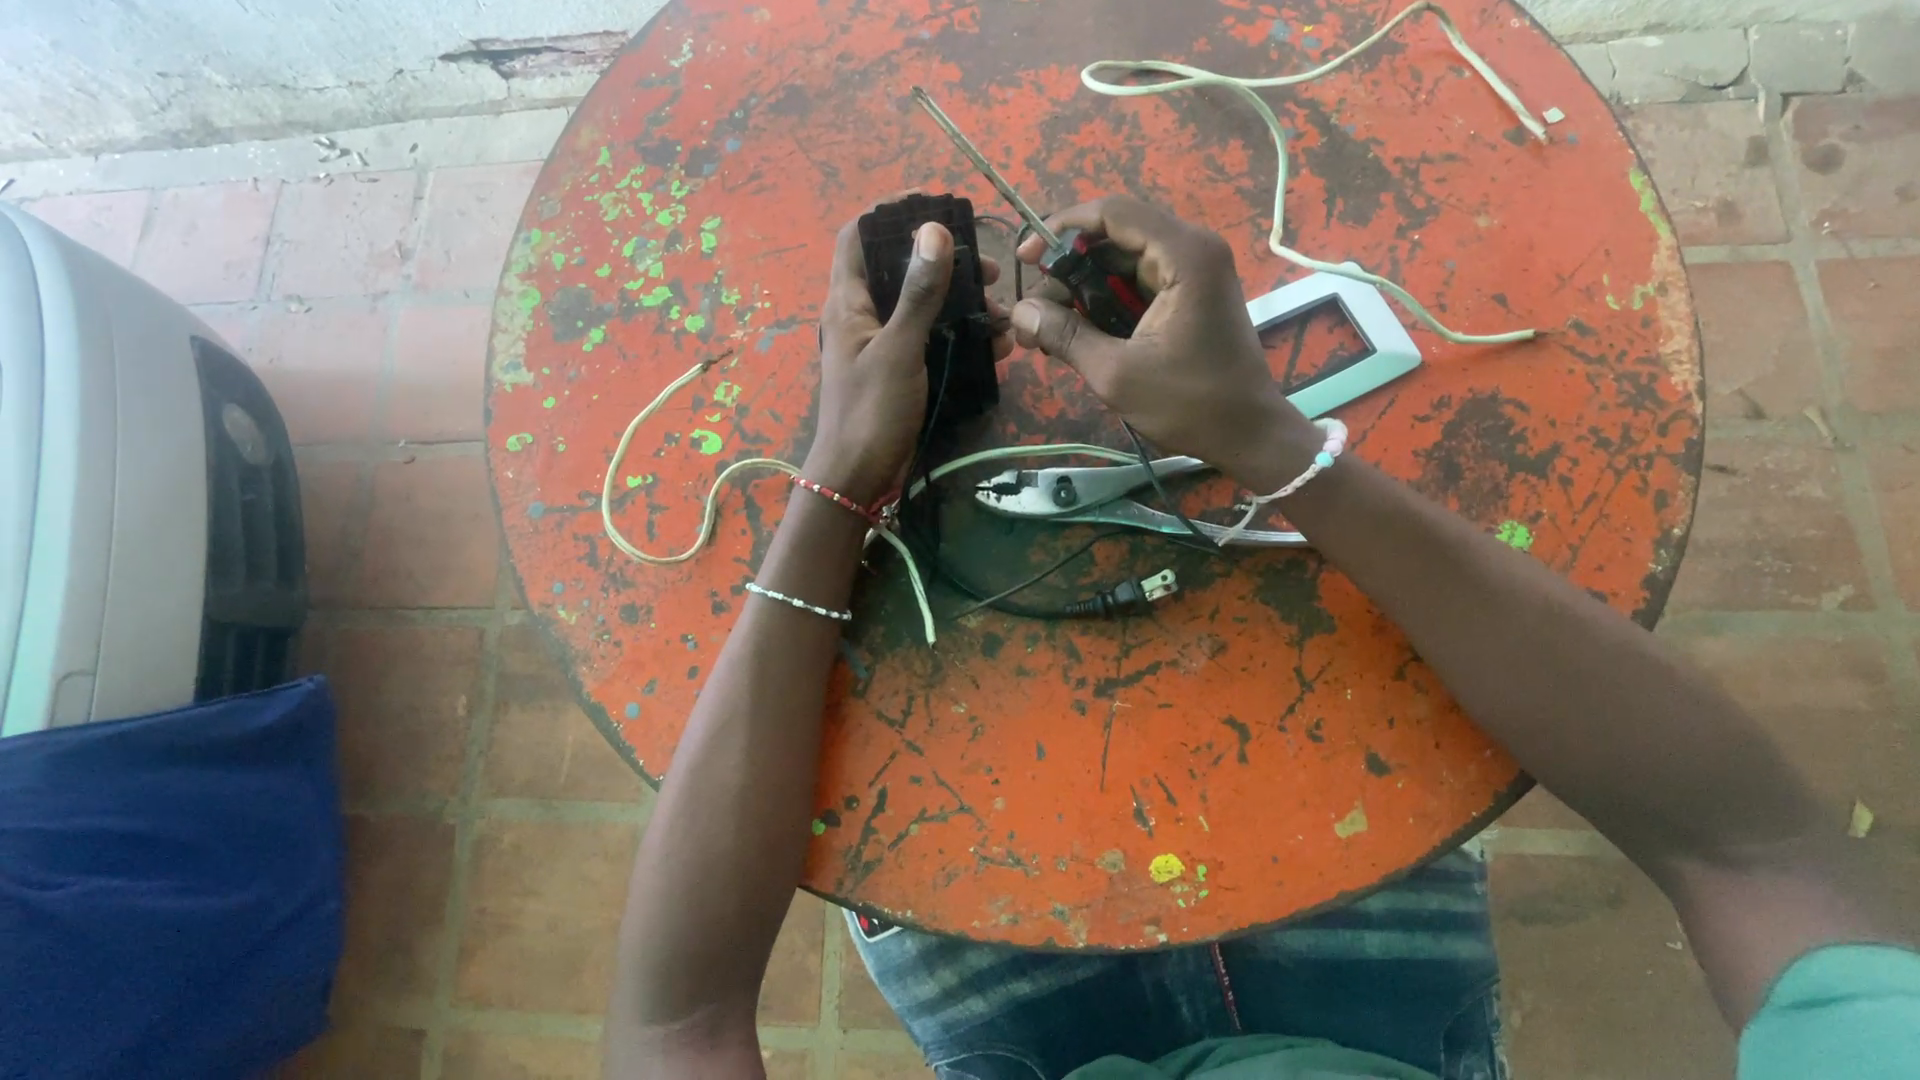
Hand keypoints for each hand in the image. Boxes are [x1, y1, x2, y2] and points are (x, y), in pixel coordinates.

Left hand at [808, 216, 1012, 504]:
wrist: (858, 478)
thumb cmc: (871, 410)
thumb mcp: (898, 348)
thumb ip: (917, 292)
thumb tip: (932, 230)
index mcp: (848, 301)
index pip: (858, 236)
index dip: (889, 214)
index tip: (934, 207)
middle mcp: (863, 316)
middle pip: (903, 271)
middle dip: (947, 265)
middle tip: (990, 271)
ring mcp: (883, 345)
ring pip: (926, 308)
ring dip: (965, 306)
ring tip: (1004, 314)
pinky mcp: (902, 371)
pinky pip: (935, 342)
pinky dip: (964, 339)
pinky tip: (1000, 345)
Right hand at [1011, 196, 1318, 487]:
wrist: (1247, 434)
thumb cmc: (1189, 403)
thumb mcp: (1116, 372)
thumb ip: (1065, 335)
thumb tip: (1020, 311)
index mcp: (1183, 254)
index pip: (1112, 213)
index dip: (1061, 230)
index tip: (1026, 261)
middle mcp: (1191, 249)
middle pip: (1114, 237)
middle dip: (1068, 270)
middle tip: (1035, 315)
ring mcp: (1193, 271)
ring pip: (1121, 262)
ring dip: (1083, 291)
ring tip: (1049, 331)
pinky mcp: (1189, 295)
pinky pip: (1137, 284)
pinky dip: (1105, 304)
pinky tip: (1079, 334)